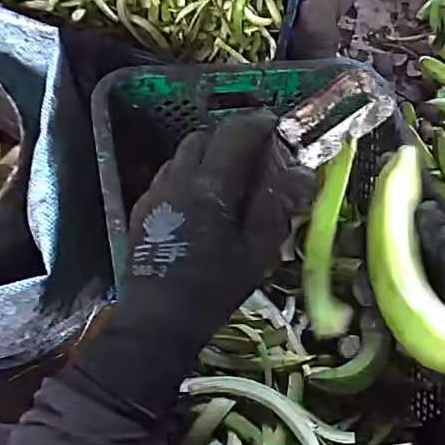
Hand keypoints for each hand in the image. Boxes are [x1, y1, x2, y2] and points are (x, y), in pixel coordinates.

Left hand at [75, 110, 315, 412]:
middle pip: (205, 136)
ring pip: (183, 154)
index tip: (277, 128)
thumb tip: (301, 171)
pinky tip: (201, 200)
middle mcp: (177, 178)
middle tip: (256, 154)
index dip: (259, 124)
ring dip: (209, 154)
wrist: (158, 321)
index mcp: (210, 186)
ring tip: (230, 177)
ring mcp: (155, 192)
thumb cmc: (214, 288)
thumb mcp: (257, 251)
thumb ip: (277, 205)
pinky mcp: (143, 208)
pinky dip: (189, 174)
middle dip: (232, 136)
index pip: (235, 133)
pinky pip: (168, 175)